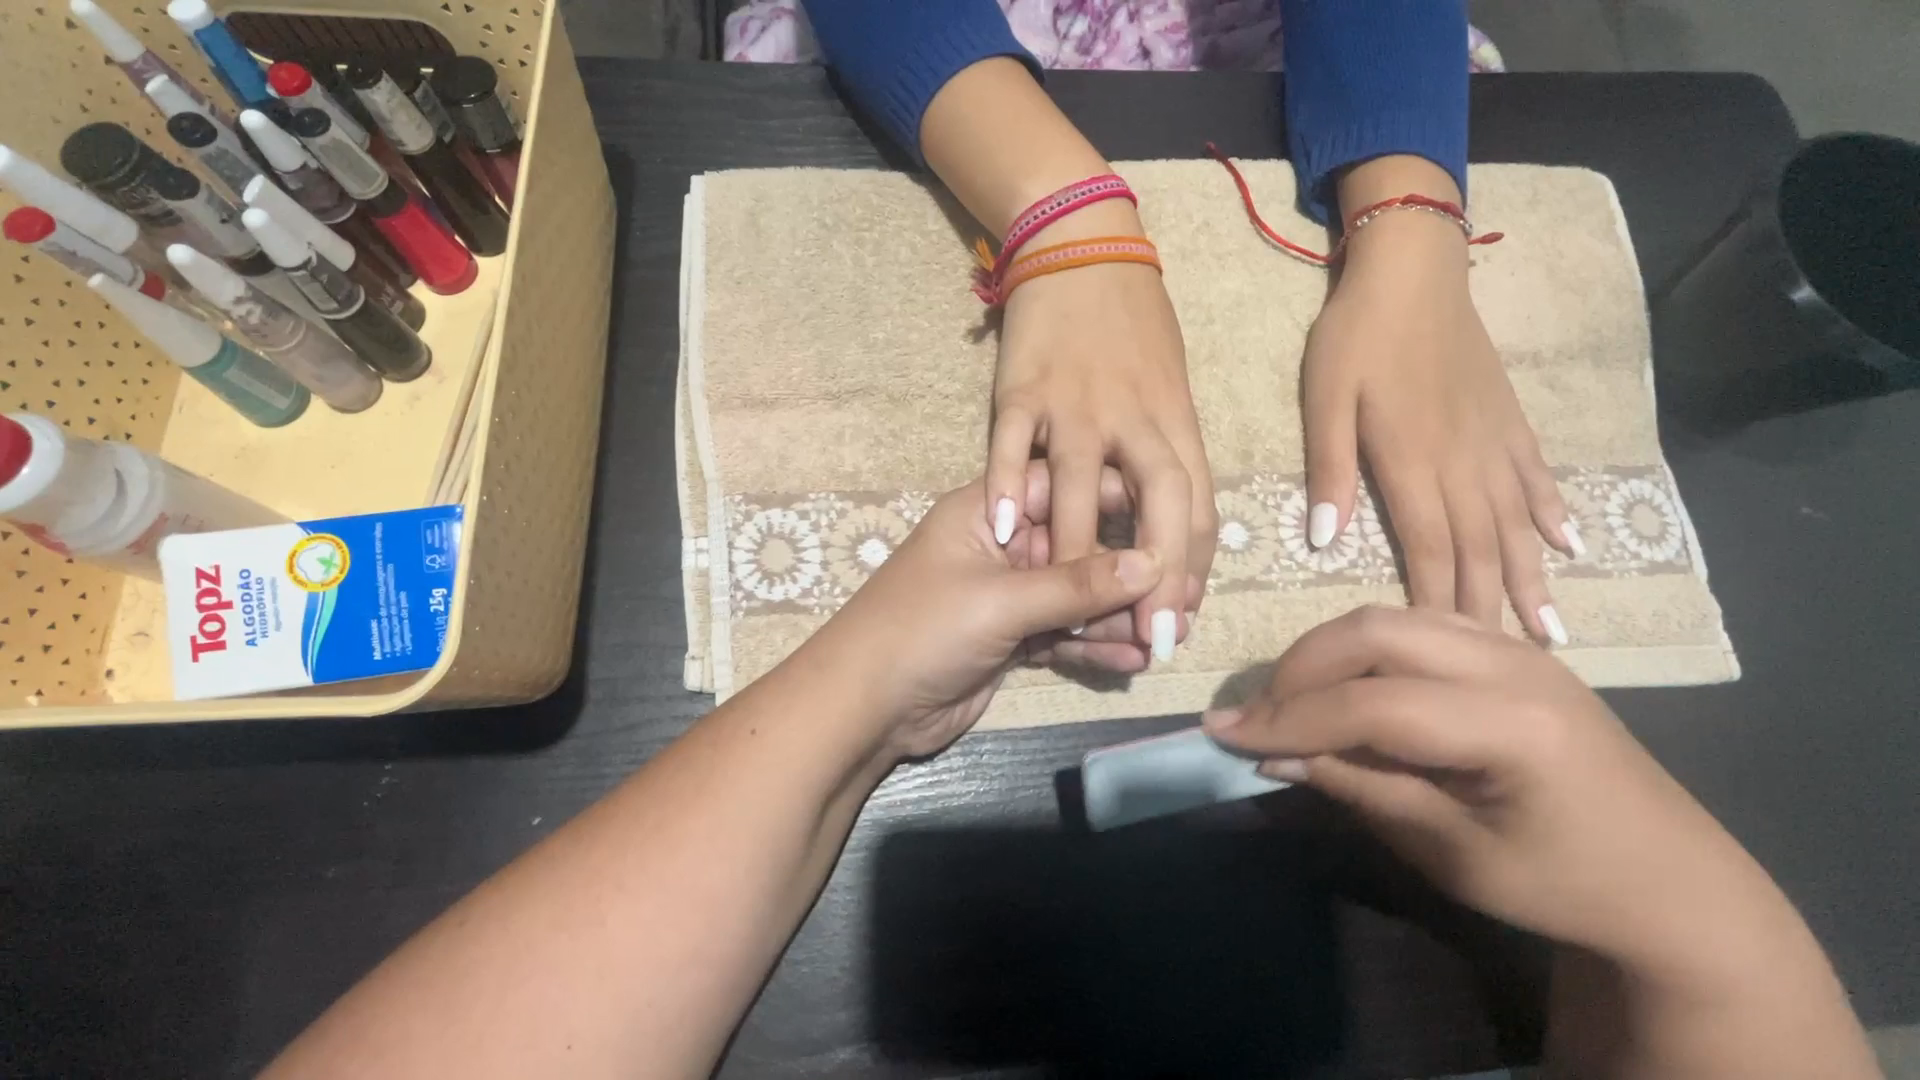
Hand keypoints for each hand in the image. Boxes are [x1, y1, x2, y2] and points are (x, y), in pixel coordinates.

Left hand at [804, 463, 1162, 759]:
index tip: (1166, 522)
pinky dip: (1092, 648)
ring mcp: (1006, 595)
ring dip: (1114, 618)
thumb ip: (1077, 584)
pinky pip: (1063, 635)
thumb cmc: (923, 630)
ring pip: (1074, 597)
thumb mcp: (1001, 600)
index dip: (1114, 501)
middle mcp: (1001, 546)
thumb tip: (1153, 565)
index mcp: (986, 510)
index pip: (1062, 486)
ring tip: (1163, 640)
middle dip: (1124, 576)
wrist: (865, 707)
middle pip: (1077, 547)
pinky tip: (1130, 661)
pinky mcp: (1010, 639)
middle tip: (1174, 602)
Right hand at [988, 207, 1216, 666]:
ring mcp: (1076, 403)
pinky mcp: (1024, 388)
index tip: (1180, 623)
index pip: (1196, 507)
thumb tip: (1174, 535)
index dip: (1192, 571)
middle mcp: (1133, 418)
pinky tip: (1006, 532)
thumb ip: (1170, 458)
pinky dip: (1011, 487)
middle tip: (1147, 638)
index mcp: (1174, 422)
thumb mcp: (1170, 391)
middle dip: (1156, 578)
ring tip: (1070, 612)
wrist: (1083, 247)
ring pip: (1083, 485)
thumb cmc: (1133, 329)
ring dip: (1078, 551)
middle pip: (1157, 504)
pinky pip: (1015, 445)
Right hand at [1203, 606, 1777, 976]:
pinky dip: (1362, 646)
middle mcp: (1515, 665)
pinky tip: (1345, 685)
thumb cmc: (1562, 883)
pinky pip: (1415, 623)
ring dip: (1326, 652)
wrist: (1672, 880)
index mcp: (1514, 727)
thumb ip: (1359, 788)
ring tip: (1289, 700)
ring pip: (1388, 617)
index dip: (1290, 719)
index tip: (1224, 734)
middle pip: (1374, 633)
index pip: (1372, 704)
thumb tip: (1272, 754)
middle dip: (1299, 670)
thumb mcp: (1451, 853)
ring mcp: (1515, 647)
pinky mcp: (1509, 648)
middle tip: (1256, 715)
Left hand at [1303, 159, 1576, 643]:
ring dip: (1534, 578)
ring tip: (1554, 630)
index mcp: (1413, 466)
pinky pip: (1538, 478)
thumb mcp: (1325, 403)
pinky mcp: (1511, 420)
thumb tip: (1325, 543)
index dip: (1437, 602)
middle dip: (1490, 608)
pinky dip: (1555, 514)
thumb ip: (1331, 473)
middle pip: (1480, 549)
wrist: (1413, 273)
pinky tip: (1574, 544)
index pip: (1428, 550)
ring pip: (1517, 525)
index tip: (1451, 652)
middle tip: (1511, 664)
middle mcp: (1464, 465)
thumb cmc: (1355, 339)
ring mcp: (1495, 444)